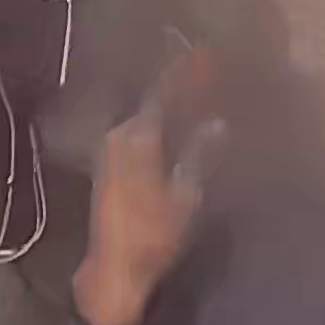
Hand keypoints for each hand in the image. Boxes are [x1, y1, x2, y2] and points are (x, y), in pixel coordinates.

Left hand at [72, 75, 222, 324]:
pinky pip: (133, 133)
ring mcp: (108, 147)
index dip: (179, 75)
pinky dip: (153, 126)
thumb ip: (199, 153)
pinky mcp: (106, 162)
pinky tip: (171, 132)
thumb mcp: (185, 195)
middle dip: (175, 92)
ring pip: (141, 118)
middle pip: (149, 103)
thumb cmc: (153, 231)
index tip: (197, 57)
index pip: (160, 94)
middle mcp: (118, 133)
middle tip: (202, 81)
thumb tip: (218, 123)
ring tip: (192, 103)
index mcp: (137, 135)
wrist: (114, 266)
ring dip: (164, 110)